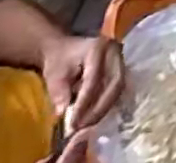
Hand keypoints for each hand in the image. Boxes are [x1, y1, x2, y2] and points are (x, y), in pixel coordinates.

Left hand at [39, 34, 123, 158]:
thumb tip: (61, 113)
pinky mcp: (121, 66)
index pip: (94, 78)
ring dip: (105, 107)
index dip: (84, 102)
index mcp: (98, 48)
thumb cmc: (60, 61)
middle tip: (83, 126)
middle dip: (100, 107)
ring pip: (119, 85)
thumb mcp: (54, 75)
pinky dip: (107, 103)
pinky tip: (95, 115)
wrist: (67, 49)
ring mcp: (121, 57)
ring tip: (87, 124)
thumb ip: (59, 92)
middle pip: (115, 81)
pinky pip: (118, 86)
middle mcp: (115, 51)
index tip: (72, 124)